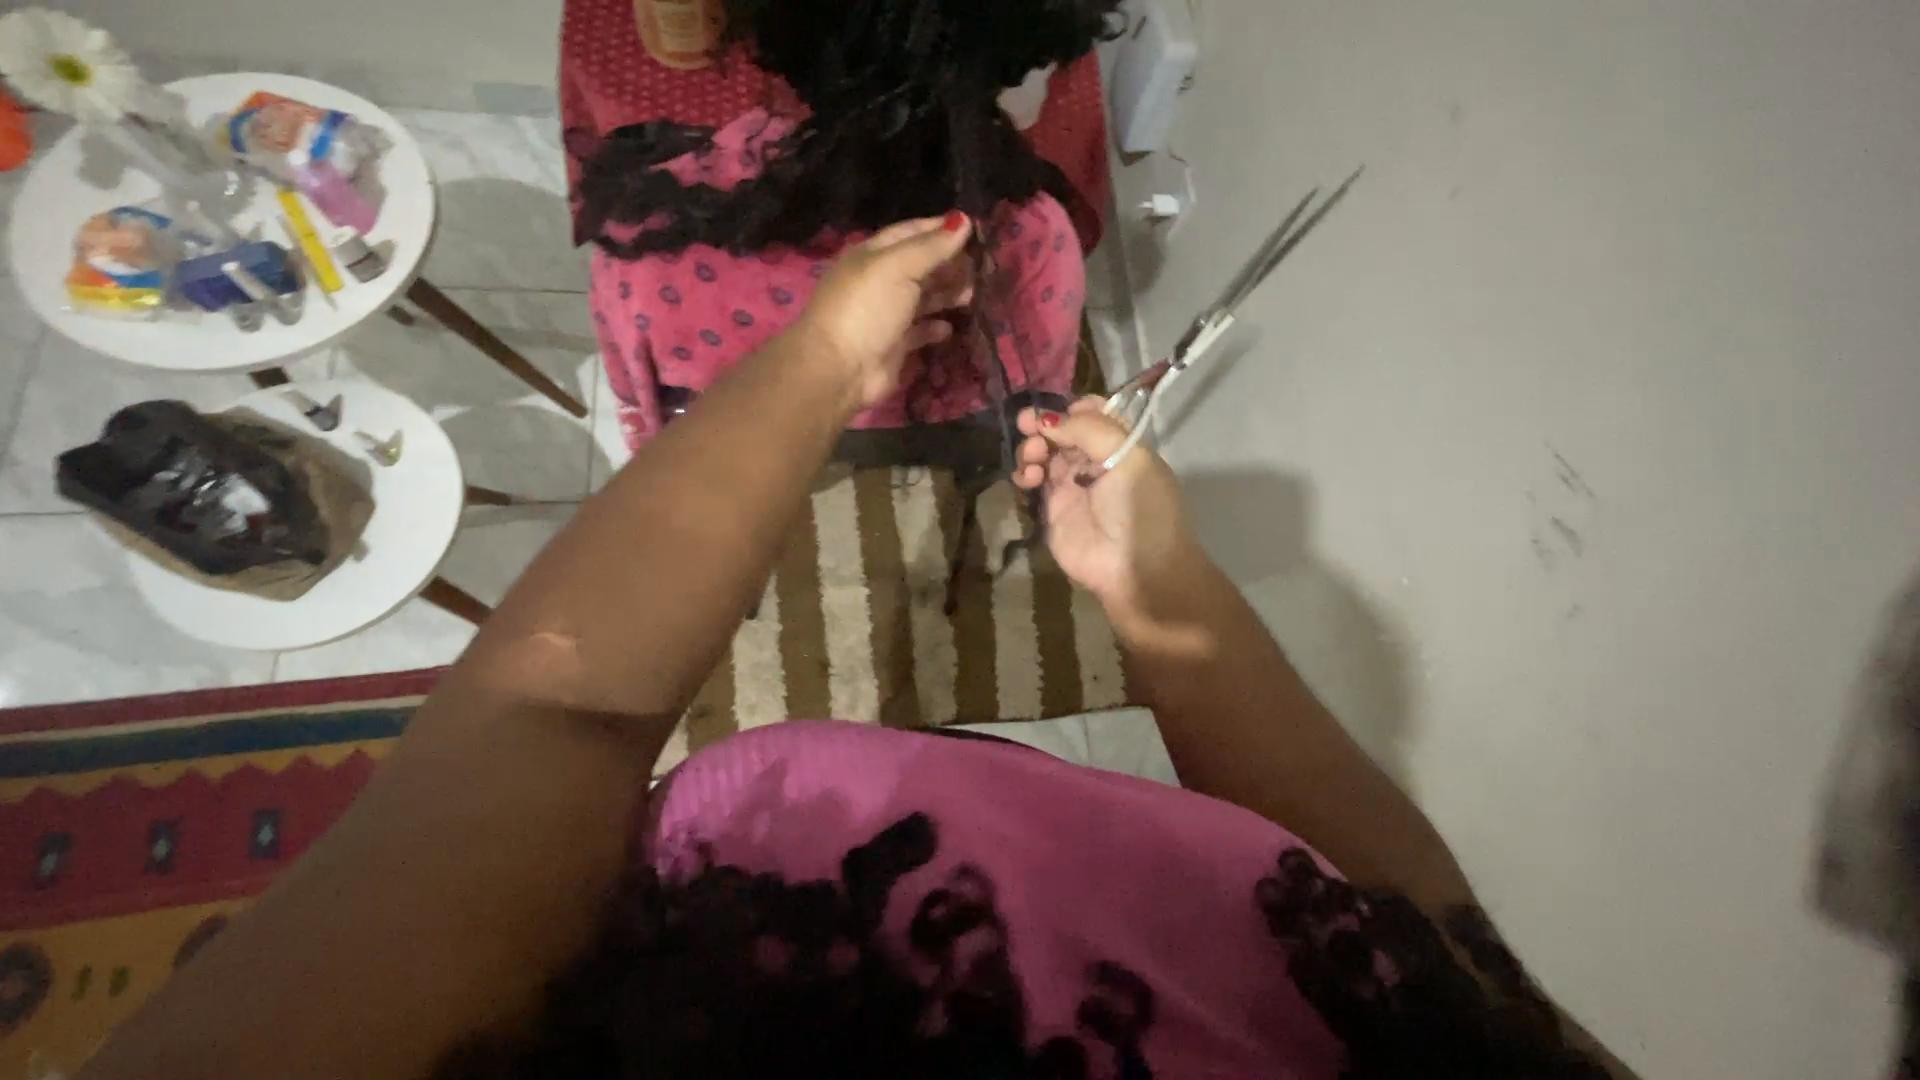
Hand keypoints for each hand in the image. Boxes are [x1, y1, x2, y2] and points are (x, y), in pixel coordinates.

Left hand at [796, 212, 975, 411]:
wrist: (840, 368)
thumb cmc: (867, 308)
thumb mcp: (898, 267)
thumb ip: (931, 246)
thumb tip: (963, 220)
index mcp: (873, 255)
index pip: (910, 233)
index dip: (940, 229)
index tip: (974, 230)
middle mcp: (879, 282)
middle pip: (920, 266)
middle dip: (949, 264)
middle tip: (980, 269)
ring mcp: (886, 315)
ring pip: (923, 297)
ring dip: (947, 294)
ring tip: (972, 295)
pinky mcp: (894, 346)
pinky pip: (920, 331)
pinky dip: (936, 327)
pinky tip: (950, 327)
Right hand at [1013, 397, 1199, 616]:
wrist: (1136, 569)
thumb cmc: (1140, 508)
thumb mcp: (1128, 457)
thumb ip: (1089, 430)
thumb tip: (1047, 419)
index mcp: (1123, 445)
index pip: (1094, 414)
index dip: (1074, 408)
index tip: (1062, 411)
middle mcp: (1097, 461)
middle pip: (1063, 431)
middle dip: (1045, 425)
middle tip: (1027, 425)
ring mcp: (1073, 485)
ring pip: (1045, 453)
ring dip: (1033, 447)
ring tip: (1033, 458)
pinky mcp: (1053, 509)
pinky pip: (1034, 481)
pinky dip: (1025, 472)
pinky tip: (1027, 478)